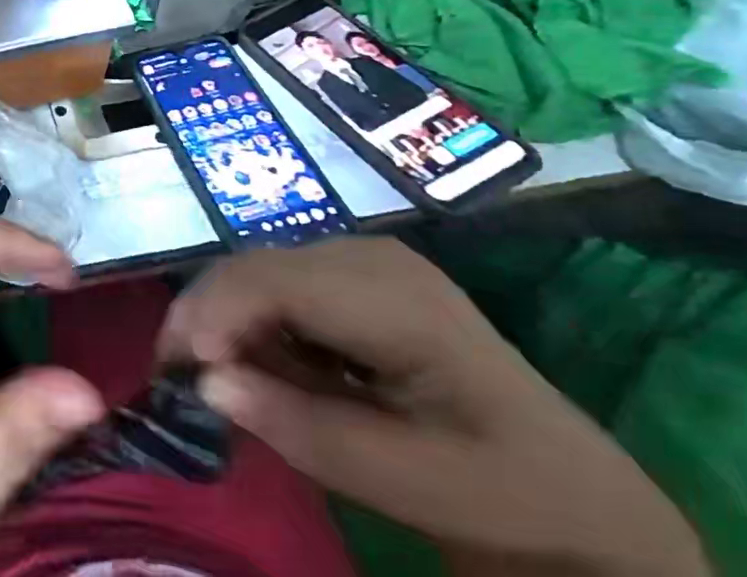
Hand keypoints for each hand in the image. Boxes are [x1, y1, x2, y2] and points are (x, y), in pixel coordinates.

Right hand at [160, 237, 706, 576]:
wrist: (568, 488)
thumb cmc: (500, 490)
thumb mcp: (412, 483)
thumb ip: (305, 432)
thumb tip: (205, 382)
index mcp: (400, 300)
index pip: (275, 281)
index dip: (214, 314)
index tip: (179, 371)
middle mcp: (370, 257)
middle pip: (253, 268)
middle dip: (204, 319)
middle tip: (179, 380)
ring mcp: (359, 258)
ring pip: (252, 271)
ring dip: (222, 322)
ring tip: (219, 380)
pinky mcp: (349, 272)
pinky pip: (270, 283)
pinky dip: (248, 323)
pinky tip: (263, 364)